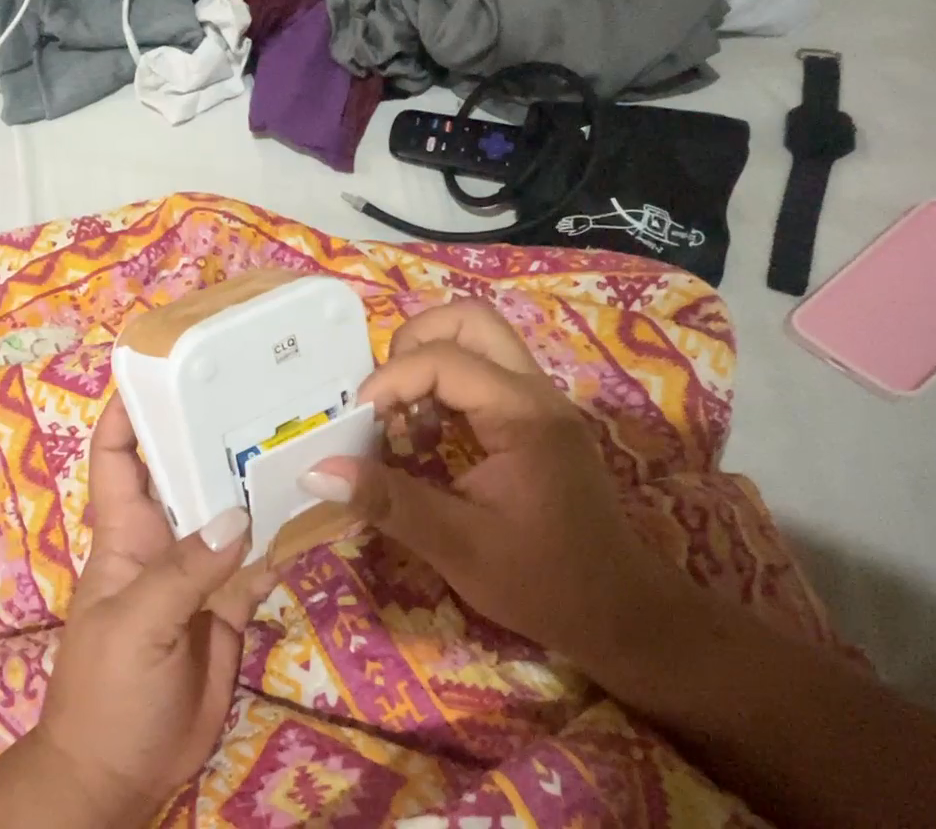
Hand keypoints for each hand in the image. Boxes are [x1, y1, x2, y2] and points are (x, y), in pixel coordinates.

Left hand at [34, 397, 274, 820]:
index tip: (161, 370)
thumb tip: (236, 515)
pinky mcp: (230, 604)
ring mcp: (198, 570)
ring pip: (230, 512)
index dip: (128, 411)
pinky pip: (260, 561)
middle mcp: (163, 538)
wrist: (122, 767)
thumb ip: (183, 572)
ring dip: (257, 481)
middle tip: (262, 392)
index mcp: (123, 531)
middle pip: (185, 472)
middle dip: (212, 434)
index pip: (116, 455)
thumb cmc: (106, 687)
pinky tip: (318, 509)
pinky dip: (285, 538)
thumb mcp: (135, 624)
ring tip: (304, 435)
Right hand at [297, 302, 691, 669]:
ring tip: (398, 418)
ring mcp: (537, 402)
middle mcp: (534, 392)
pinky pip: (478, 371)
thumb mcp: (459, 547)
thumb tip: (314, 471)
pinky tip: (423, 436)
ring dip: (424, 363)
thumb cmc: (545, 582)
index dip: (387, 382)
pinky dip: (439, 386)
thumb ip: (388, 501)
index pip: (442, 360)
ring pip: (475, 339)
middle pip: (467, 321)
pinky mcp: (531, 418)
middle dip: (410, 346)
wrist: (621, 614)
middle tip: (382, 399)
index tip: (355, 426)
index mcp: (523, 415)